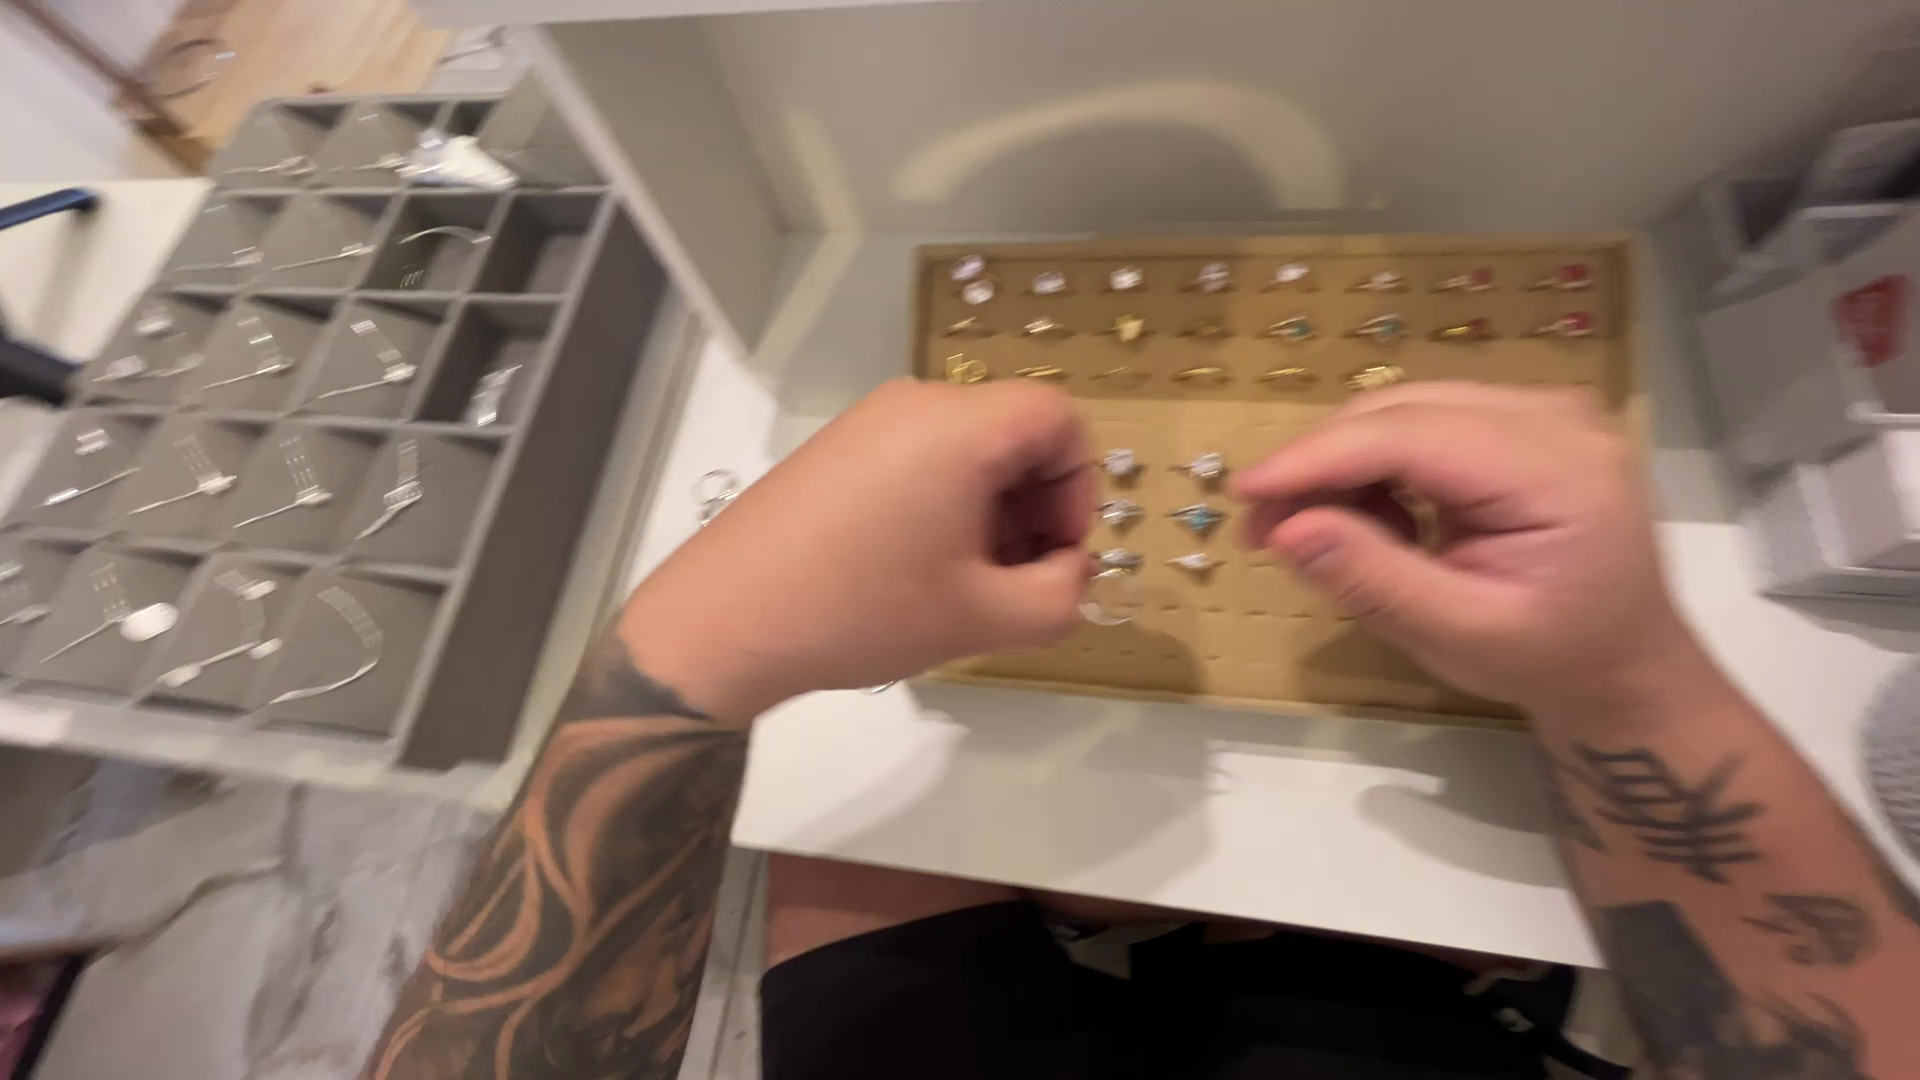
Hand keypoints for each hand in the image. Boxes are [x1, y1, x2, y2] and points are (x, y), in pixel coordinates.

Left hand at [622, 379, 1093, 722]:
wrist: (722, 620)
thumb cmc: (862, 611)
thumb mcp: (983, 618)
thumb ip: (1062, 595)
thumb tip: (1071, 569)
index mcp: (960, 425)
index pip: (1059, 419)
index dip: (1077, 488)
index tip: (1054, 555)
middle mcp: (915, 402)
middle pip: (1013, 434)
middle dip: (1033, 508)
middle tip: (1010, 580)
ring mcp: (868, 420)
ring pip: (966, 450)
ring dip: (988, 512)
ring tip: (961, 582)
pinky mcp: (836, 447)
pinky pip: (919, 459)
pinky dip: (943, 504)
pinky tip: (911, 566)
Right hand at [1229, 383, 1701, 717]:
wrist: (1618, 660)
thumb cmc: (1546, 656)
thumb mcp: (1456, 635)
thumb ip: (1372, 580)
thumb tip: (1284, 530)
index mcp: (1558, 470)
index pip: (1410, 436)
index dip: (1316, 459)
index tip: (1242, 493)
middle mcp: (1551, 417)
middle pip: (1395, 412)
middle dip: (1315, 465)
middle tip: (1263, 529)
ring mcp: (1532, 412)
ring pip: (1392, 414)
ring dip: (1335, 470)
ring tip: (1316, 535)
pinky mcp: (1508, 424)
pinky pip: (1408, 427)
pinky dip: (1365, 471)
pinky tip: (1369, 521)